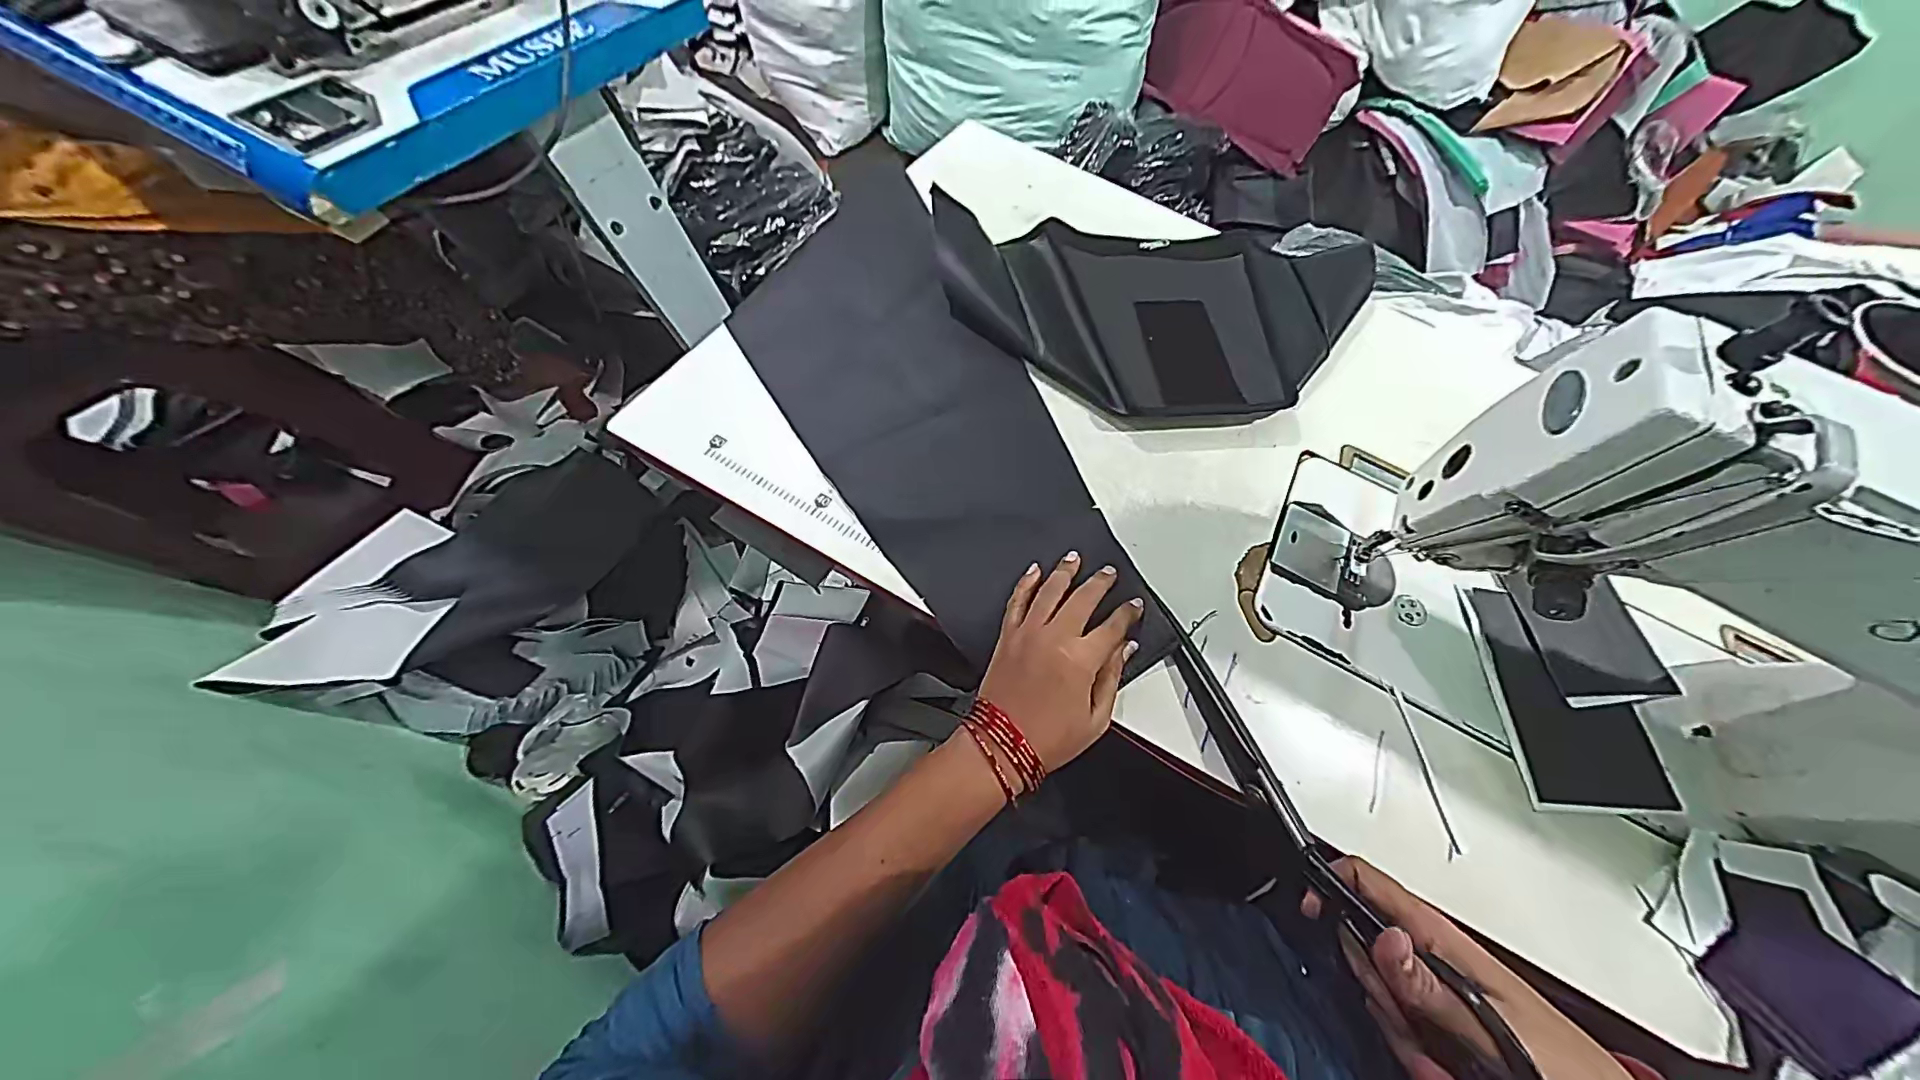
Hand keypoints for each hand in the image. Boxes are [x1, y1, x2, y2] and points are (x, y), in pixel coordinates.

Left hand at [976, 552, 1142, 771]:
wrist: (1001, 745)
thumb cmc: (1045, 738)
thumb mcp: (1095, 719)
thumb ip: (1112, 678)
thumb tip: (1123, 652)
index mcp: (1081, 660)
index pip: (1112, 626)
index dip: (1127, 614)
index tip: (1133, 607)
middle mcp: (1054, 639)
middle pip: (1083, 598)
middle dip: (1100, 583)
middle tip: (1108, 574)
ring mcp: (1028, 634)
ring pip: (1049, 591)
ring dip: (1064, 572)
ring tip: (1074, 559)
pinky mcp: (1007, 637)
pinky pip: (1017, 601)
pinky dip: (1026, 583)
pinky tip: (1034, 572)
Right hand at [1302, 858, 1630, 1079]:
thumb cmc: (1560, 1063)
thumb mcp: (1489, 1025)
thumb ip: (1429, 984)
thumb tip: (1382, 935)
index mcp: (1438, 936)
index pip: (1365, 879)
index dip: (1330, 883)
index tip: (1312, 908)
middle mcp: (1429, 951)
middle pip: (1359, 941)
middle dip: (1374, 988)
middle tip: (1408, 1021)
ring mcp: (1430, 981)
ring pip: (1375, 987)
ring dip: (1398, 1028)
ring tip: (1440, 1057)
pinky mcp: (1433, 1011)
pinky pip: (1395, 1018)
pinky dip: (1411, 1047)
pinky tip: (1442, 1065)